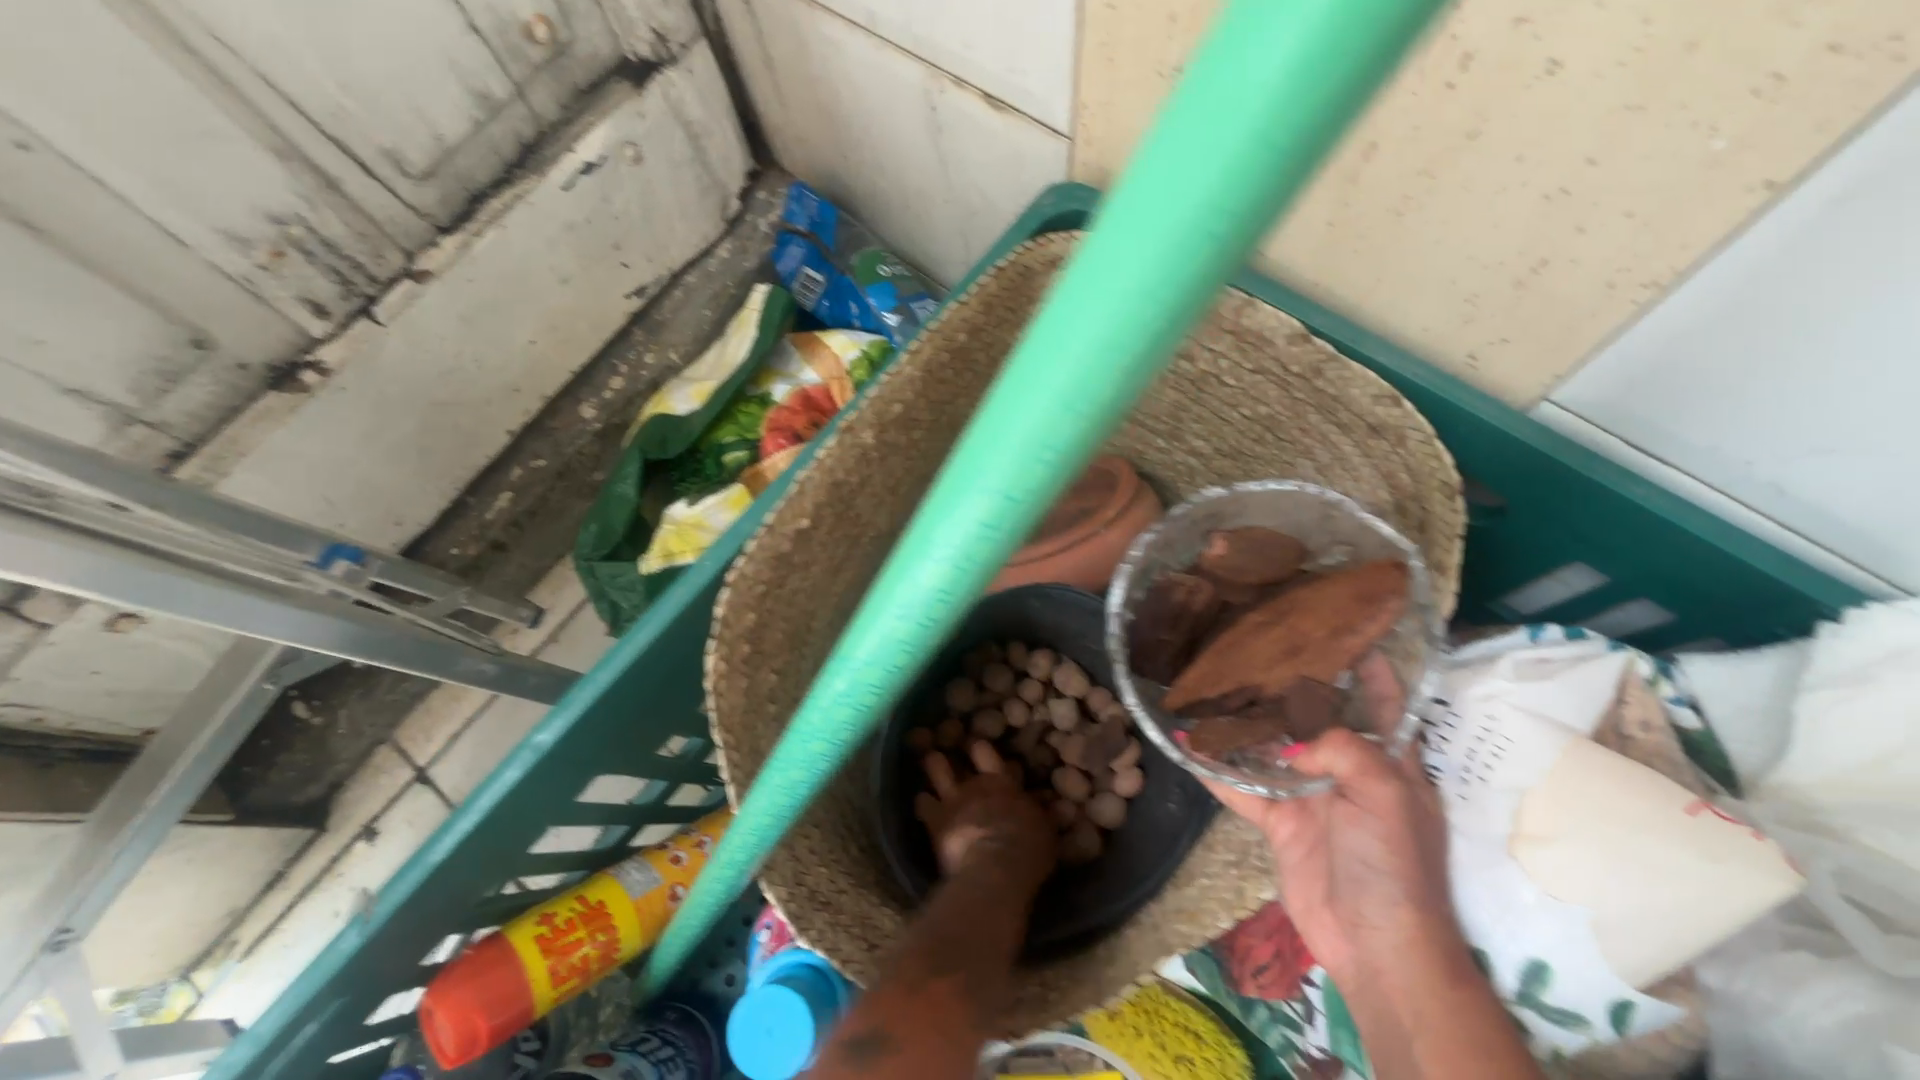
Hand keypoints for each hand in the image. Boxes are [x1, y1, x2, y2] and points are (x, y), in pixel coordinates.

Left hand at [917, 741, 1055, 886]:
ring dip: (934, 765)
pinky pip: (922, 802)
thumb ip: (1043, 813)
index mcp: (1005, 784)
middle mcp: (977, 784)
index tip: (978, 747)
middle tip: (951, 745)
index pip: (989, 754)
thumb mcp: (1046, 830)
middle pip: (961, 756)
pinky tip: (923, 803)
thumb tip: (1057, 804)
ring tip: (931, 760)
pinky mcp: (935, 819)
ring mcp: (953, 799)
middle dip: (956, 748)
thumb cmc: (1029, 851)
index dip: (981, 749)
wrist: (996, 869)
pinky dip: (923, 801)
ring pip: (936, 768)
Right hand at [1199, 654, 1455, 983]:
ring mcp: (1311, 796)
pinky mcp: (1281, 824)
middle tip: (1253, 649)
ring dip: (1243, 726)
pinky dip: (1216, 771)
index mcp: (1390, 761)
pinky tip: (1187, 747)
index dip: (1368, 667)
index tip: (1339, 628)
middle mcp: (1348, 770)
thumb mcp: (1384, 794)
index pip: (1384, 702)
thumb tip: (1292, 743)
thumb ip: (1341, 749)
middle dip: (1290, 688)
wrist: (1376, 943)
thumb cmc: (1394, 863)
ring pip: (1272, 749)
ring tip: (1211, 689)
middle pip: (1316, 718)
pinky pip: (1243, 789)